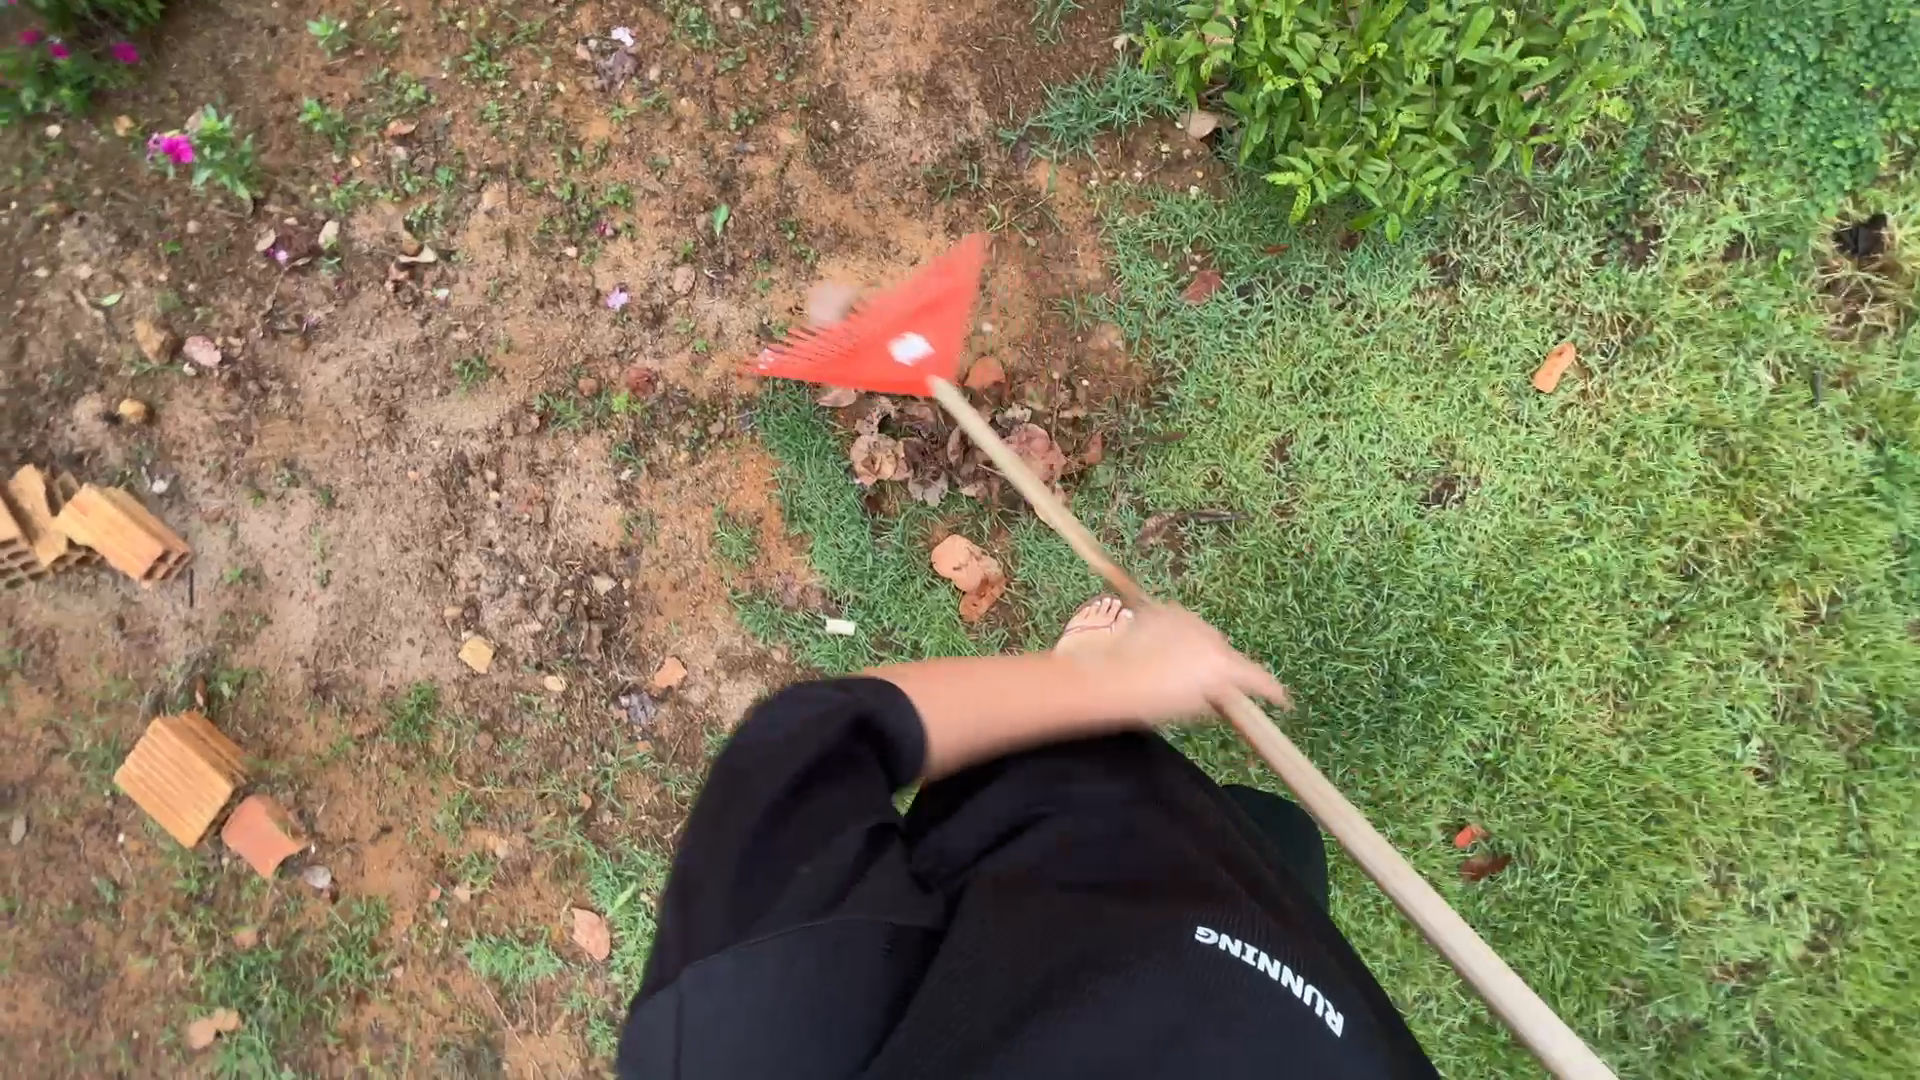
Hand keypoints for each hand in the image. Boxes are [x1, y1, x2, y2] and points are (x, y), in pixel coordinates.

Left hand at [1070, 603, 1290, 724]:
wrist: (1113, 677)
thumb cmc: (1152, 701)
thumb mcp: (1193, 708)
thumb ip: (1218, 697)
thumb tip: (1224, 692)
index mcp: (1223, 666)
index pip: (1260, 679)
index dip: (1272, 691)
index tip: (1281, 699)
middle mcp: (1212, 637)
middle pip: (1227, 653)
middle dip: (1221, 666)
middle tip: (1206, 682)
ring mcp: (1189, 620)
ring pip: (1205, 636)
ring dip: (1198, 648)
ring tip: (1176, 665)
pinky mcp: (1168, 610)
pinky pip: (1183, 623)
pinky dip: (1179, 634)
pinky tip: (1162, 648)